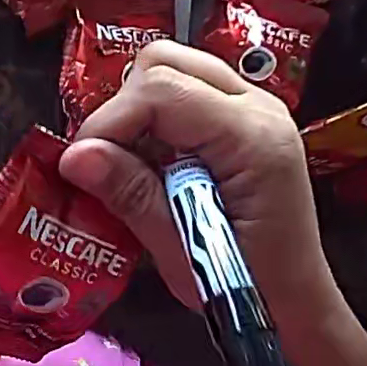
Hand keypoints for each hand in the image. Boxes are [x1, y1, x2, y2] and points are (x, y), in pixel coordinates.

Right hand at [60, 41, 338, 316]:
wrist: (293, 302)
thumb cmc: (245, 287)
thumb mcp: (181, 249)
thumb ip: (132, 195)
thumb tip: (73, 157)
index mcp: (251, 138)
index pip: (161, 90)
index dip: (108, 122)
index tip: (77, 166)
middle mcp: (257, 107)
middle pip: (166, 62)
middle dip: (120, 108)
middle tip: (102, 162)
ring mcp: (251, 109)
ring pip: (172, 70)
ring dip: (134, 113)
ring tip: (123, 165)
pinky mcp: (239, 122)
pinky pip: (182, 95)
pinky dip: (150, 122)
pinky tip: (147, 165)